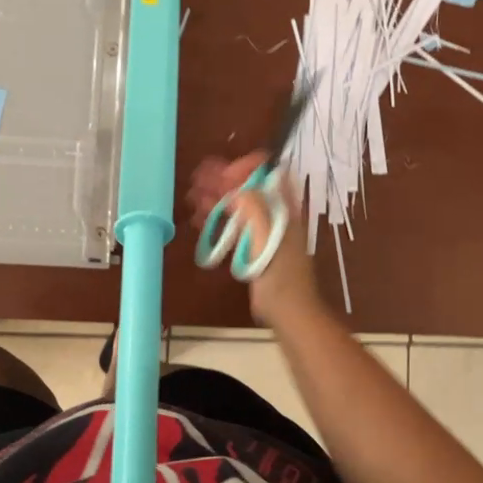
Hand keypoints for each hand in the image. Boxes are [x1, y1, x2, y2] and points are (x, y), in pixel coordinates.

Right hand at [185, 153, 321, 323]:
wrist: (290, 314)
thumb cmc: (282, 280)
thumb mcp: (268, 242)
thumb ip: (255, 212)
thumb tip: (240, 186)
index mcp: (284, 208)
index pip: (269, 172)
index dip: (247, 168)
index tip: (224, 176)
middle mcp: (275, 213)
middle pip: (249, 185)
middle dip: (224, 179)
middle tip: (197, 180)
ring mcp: (265, 228)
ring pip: (239, 203)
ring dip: (216, 196)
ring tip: (192, 196)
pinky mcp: (254, 244)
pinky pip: (235, 222)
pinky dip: (218, 216)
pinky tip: (199, 217)